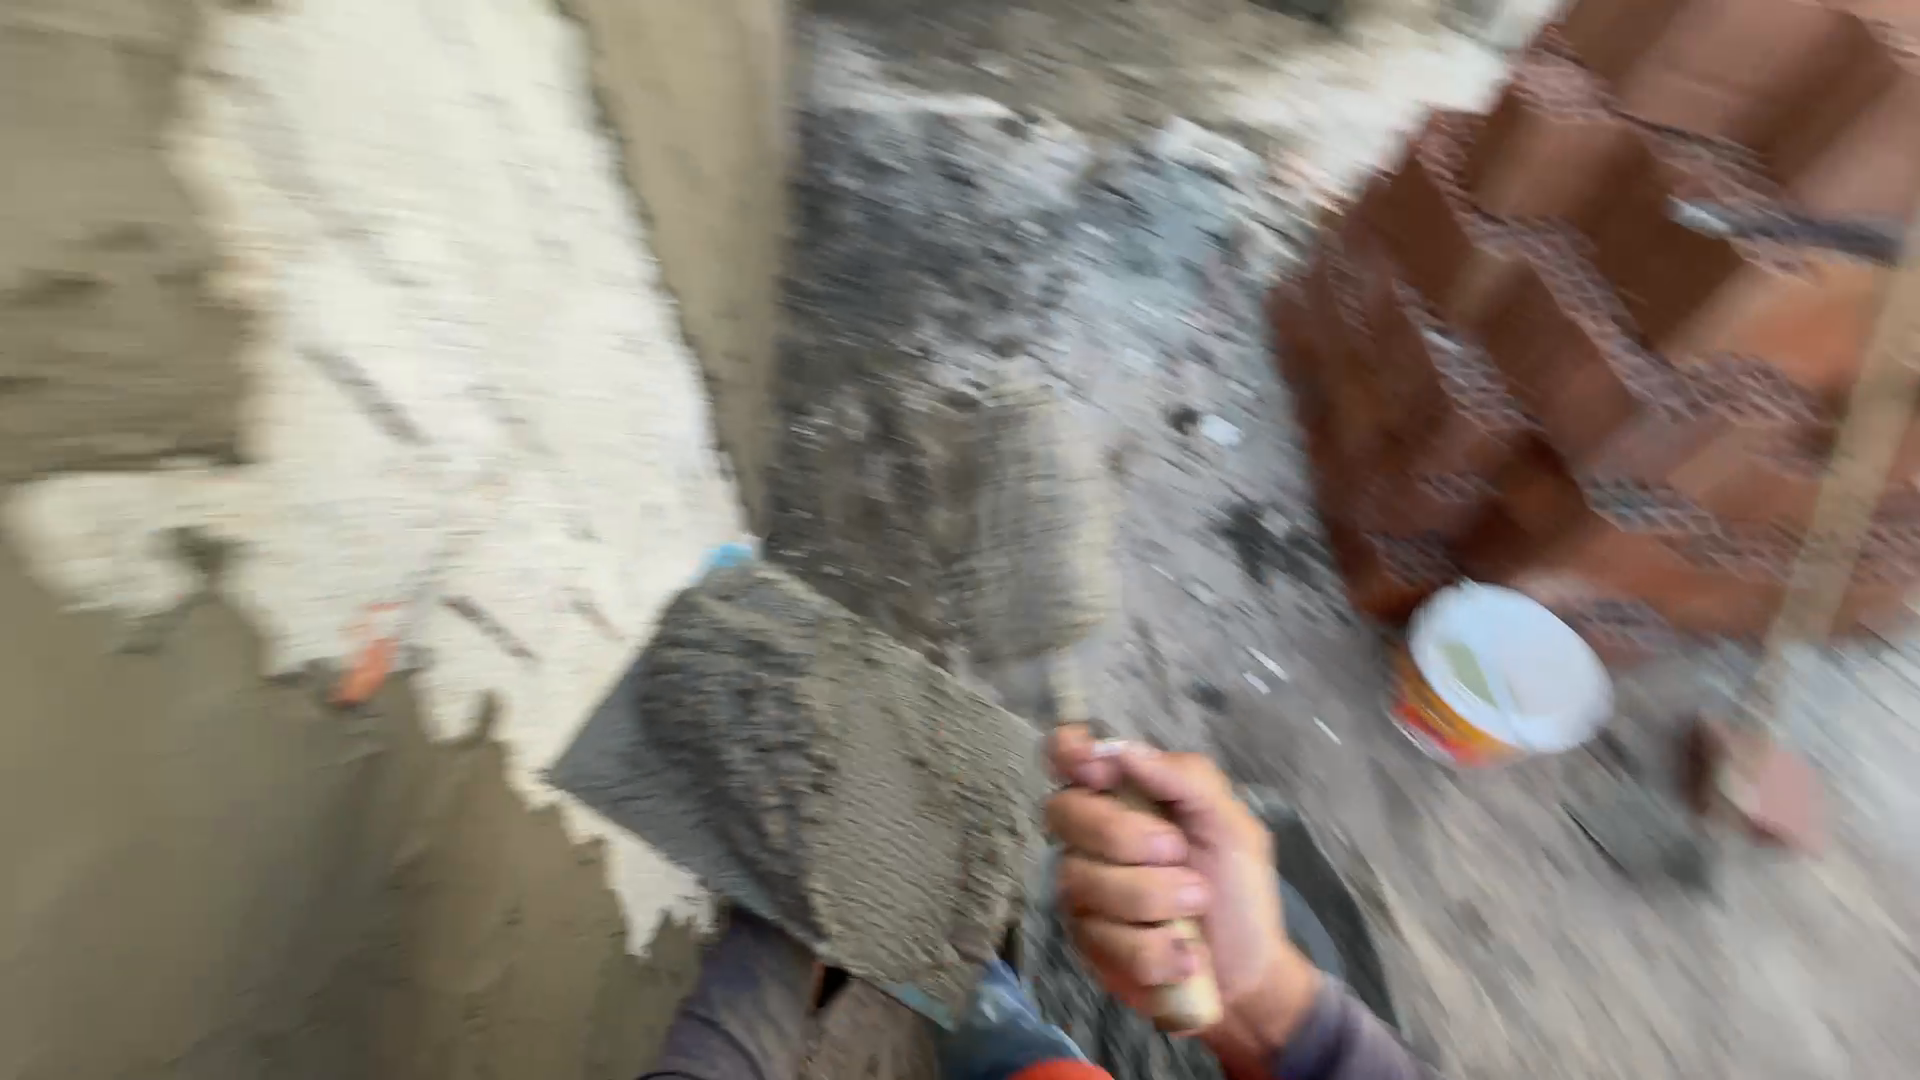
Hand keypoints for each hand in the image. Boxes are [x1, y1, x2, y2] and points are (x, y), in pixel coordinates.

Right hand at [1046, 726, 1319, 1062]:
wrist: (1252, 973)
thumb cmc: (1236, 884)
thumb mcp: (1230, 822)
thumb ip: (1186, 778)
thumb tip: (1122, 750)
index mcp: (1120, 792)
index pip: (1065, 753)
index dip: (1069, 752)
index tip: (1099, 771)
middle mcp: (1088, 834)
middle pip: (1063, 811)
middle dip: (1122, 834)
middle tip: (1177, 851)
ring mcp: (1081, 887)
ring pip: (1083, 879)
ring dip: (1153, 896)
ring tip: (1196, 907)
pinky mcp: (1086, 943)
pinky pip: (1103, 939)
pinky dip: (1157, 949)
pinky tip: (1187, 955)